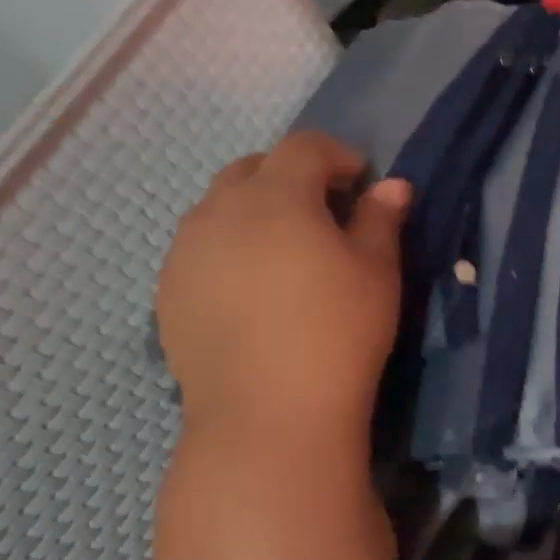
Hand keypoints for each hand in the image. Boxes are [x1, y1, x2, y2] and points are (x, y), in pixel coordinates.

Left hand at [158, 130, 410, 438]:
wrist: (270, 411)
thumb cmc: (340, 332)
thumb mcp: (378, 273)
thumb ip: (381, 221)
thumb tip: (391, 186)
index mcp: (277, 198)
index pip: (304, 148)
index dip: (337, 155)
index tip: (362, 181)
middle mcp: (219, 211)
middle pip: (252, 169)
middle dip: (291, 177)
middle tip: (326, 212)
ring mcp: (185, 251)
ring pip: (219, 209)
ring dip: (256, 212)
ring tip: (288, 253)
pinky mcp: (168, 291)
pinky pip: (200, 250)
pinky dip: (230, 250)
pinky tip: (256, 291)